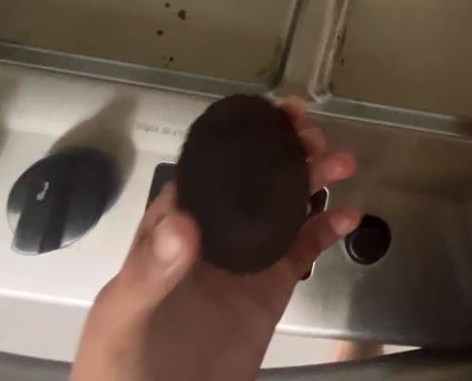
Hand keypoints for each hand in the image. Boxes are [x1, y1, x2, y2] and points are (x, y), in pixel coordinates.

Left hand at [71, 100, 358, 380]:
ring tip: (340, 164)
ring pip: (285, 205)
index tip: (273, 115)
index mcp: (173, 229)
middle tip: (314, 137)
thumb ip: (151, 270)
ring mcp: (245, 260)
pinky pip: (305, 249)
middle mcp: (213, 235)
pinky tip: (348, 216)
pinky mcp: (271, 289)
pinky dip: (329, 228)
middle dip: (286, 150)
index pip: (211, 169)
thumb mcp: (125, 318)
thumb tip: (182, 221)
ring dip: (314, 178)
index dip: (243, 138)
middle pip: (255, 179)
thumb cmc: (123, 369)